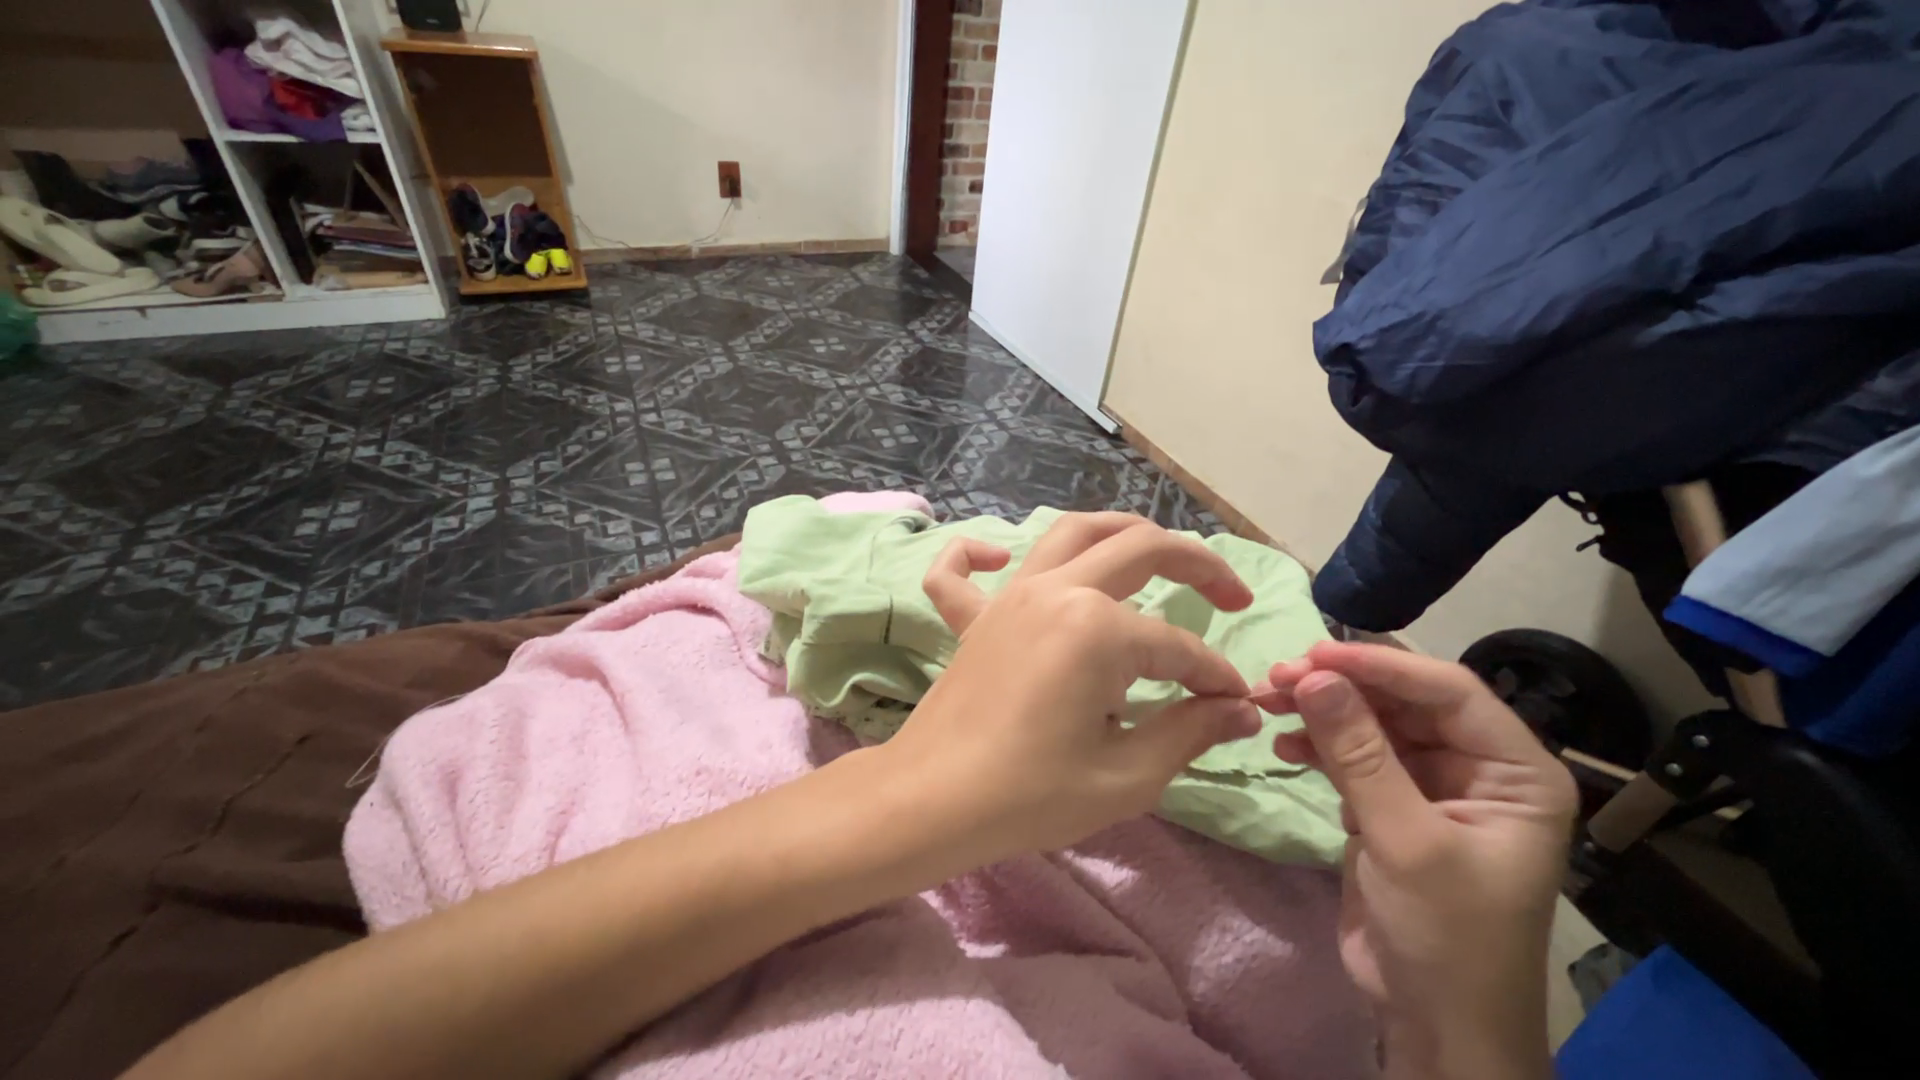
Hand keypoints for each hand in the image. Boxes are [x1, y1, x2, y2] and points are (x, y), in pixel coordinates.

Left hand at [875, 512, 1263, 875]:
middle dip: (1199, 566)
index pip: (1178, 646)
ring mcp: (1008, 597)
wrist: (932, 804)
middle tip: (1234, 597)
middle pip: (1140, 549)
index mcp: (1098, 628)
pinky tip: (998, 556)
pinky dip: (976, 553)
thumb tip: (1239, 709)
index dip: (1215, 677)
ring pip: (1070, 534)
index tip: (1236, 706)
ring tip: (1157, 548)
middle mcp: (1056, 591)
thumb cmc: (1031, 796)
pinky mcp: (972, 619)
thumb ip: (1189, 732)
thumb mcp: (1125, 776)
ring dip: (1121, 531)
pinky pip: (961, 571)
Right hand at [1252, 642, 1575, 1079]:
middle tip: (1275, 675)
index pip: (1448, 691)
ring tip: (1266, 701)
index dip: (1380, 666)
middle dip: (1341, 686)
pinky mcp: (1391, 808)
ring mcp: (1431, 786)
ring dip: (1321, 712)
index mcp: (1514, 770)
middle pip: (1404, 702)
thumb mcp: (1405, 841)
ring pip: (1372, 724)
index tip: (1312, 655)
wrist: (1435, 1022)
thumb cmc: (1446, 936)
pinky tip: (1283, 746)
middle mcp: (1477, 767)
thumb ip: (1360, 754)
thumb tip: (1311, 676)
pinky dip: (1318, 746)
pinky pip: (1353, 757)